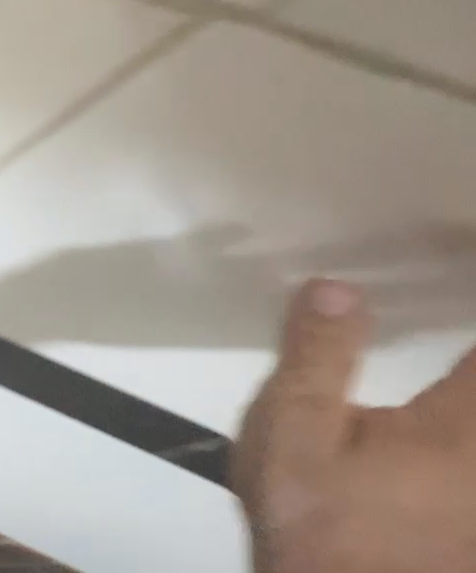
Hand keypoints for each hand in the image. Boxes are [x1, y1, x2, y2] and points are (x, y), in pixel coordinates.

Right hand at [234, 279, 475, 571]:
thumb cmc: (314, 513)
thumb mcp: (292, 430)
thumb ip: (319, 358)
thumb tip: (340, 286)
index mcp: (462, 427)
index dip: (475, 280)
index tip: (453, 236)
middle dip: (465, 306)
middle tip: (445, 265)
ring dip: (462, 354)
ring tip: (445, 315)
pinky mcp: (475, 496)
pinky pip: (470, 414)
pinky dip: (456, 381)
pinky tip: (439, 376)